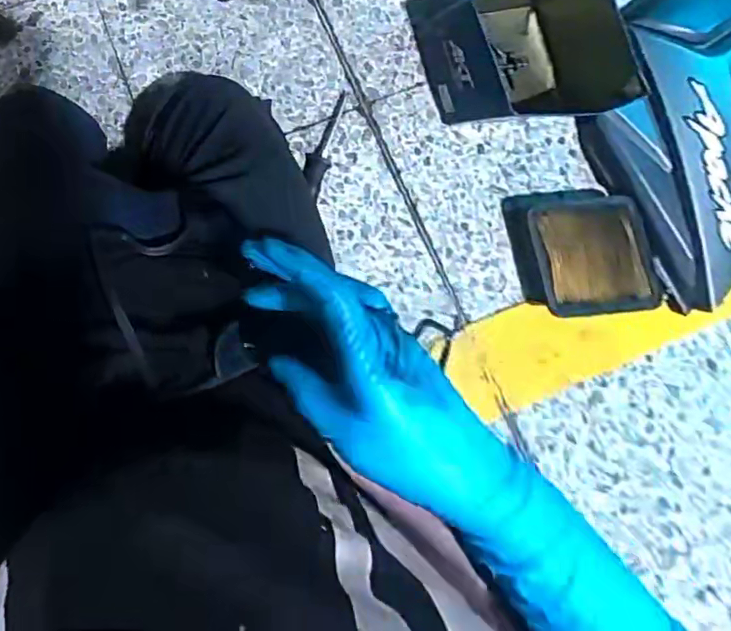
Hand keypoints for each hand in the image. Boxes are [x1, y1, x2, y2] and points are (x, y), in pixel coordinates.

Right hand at [241, 237, 520, 533]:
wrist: (480, 481)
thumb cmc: (409, 457)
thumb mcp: (345, 429)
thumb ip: (303, 387)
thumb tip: (274, 357)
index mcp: (369, 350)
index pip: (330, 293)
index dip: (293, 266)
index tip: (258, 250)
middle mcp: (382, 332)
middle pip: (333, 285)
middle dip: (289, 264)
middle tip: (250, 252)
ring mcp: (391, 337)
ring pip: (341, 295)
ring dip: (300, 285)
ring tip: (262, 291)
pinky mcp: (393, 348)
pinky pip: (349, 310)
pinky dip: (317, 300)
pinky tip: (300, 311)